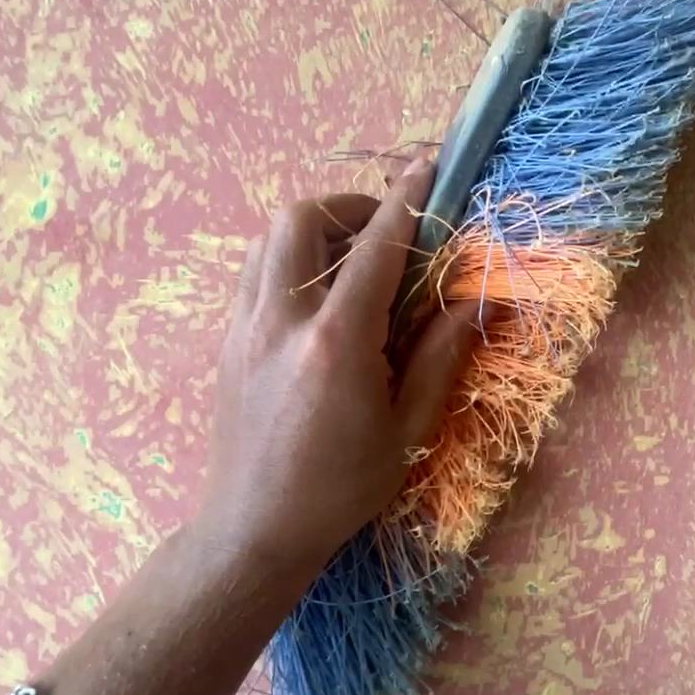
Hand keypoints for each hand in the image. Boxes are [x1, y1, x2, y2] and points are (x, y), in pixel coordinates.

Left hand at [191, 157, 481, 580]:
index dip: (406, 200)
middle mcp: (281, 320)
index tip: (426, 164)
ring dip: (319, 231)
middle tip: (387, 234)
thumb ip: (439, 356)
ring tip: (357, 264)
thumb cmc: (341, 486)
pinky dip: (295, 261)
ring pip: (271, 239)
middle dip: (349, 207)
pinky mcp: (228, 339)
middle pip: (301, 220)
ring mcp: (244, 326)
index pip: (377, 249)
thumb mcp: (408, 429)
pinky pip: (259, 270)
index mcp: (336, 343)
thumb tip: (466, 302)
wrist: (252, 530)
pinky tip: (323, 301)